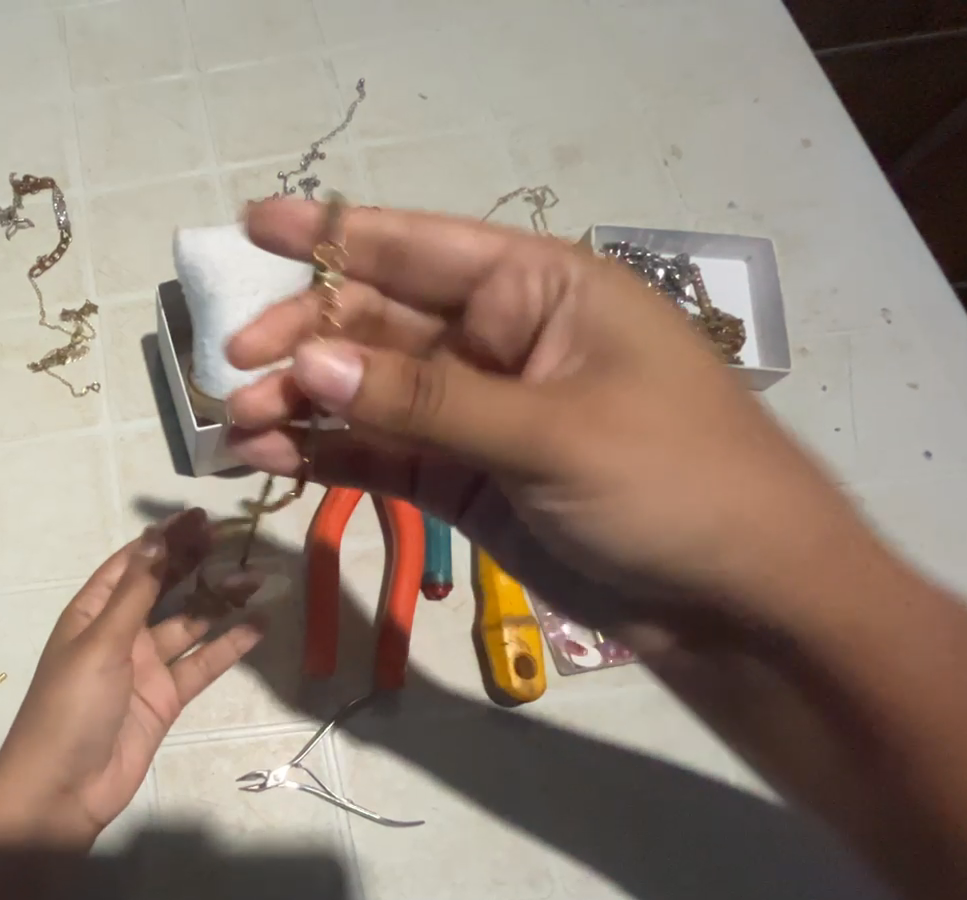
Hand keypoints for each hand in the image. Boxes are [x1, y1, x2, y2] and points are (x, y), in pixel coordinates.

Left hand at [0, 510, 265, 837]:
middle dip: (193, 562)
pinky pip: (200, 666)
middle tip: (232, 538)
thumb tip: (154, 538)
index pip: (131, 564)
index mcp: (91, 612)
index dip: (162, 539)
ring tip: (256, 578)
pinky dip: (227, 647)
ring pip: (187, 624)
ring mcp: (144, 667)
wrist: (63, 788)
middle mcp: (119, 633)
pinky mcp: (165, 699)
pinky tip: (258, 626)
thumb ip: (134, 593)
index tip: (197, 517)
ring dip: (218, 602)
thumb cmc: (71, 705)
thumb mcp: (100, 642)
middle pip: (161, 588)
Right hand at [224, 199, 878, 639]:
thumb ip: (424, 399)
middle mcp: (489, 341)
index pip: (416, 248)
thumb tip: (306, 366)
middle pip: (370, 325)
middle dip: (298, 342)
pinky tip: (267, 461)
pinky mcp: (448, 476)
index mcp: (534, 291)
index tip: (253, 227)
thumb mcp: (552, 432)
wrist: (734, 604)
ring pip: (358, 394)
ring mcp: (463, 413)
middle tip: (231, 368)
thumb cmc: (676, 485)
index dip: (332, 235)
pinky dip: (318, 456)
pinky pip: (368, 454)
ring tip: (238, 426)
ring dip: (296, 405)